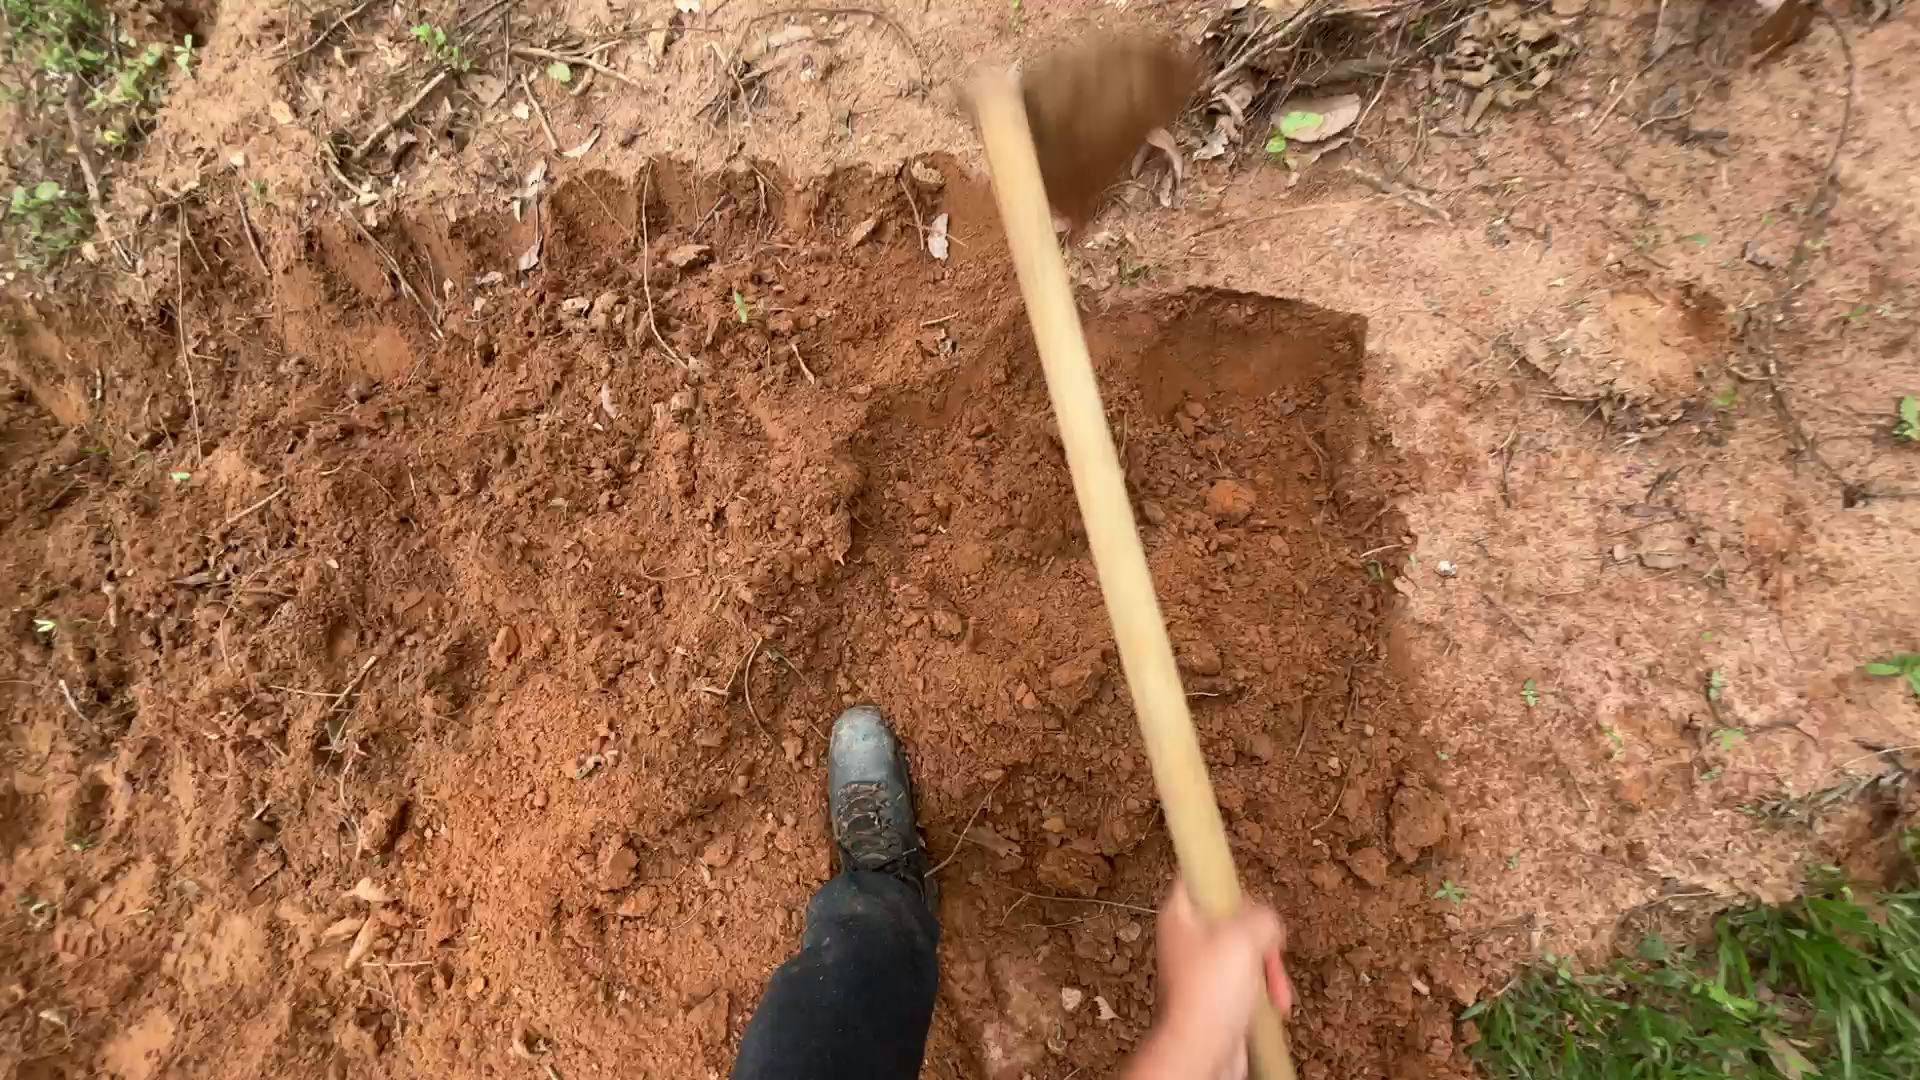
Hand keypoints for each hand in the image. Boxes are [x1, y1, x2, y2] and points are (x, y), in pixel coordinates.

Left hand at [1123, 883, 1292, 1079]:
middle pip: (1230, 917)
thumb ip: (1260, 916)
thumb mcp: (1242, 937)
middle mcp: (1185, 936)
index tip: (1248, 890)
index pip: (1197, 876)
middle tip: (1271, 949)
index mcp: (1180, 912)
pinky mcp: (1214, 993)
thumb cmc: (1210, 990)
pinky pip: (1244, 980)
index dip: (1224, 879)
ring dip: (1267, 968)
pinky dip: (1262, 990)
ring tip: (1277, 988)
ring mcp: (1199, 966)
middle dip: (1260, 936)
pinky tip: (1274, 1005)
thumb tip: (1268, 920)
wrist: (1202, 1048)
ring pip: (1242, 951)